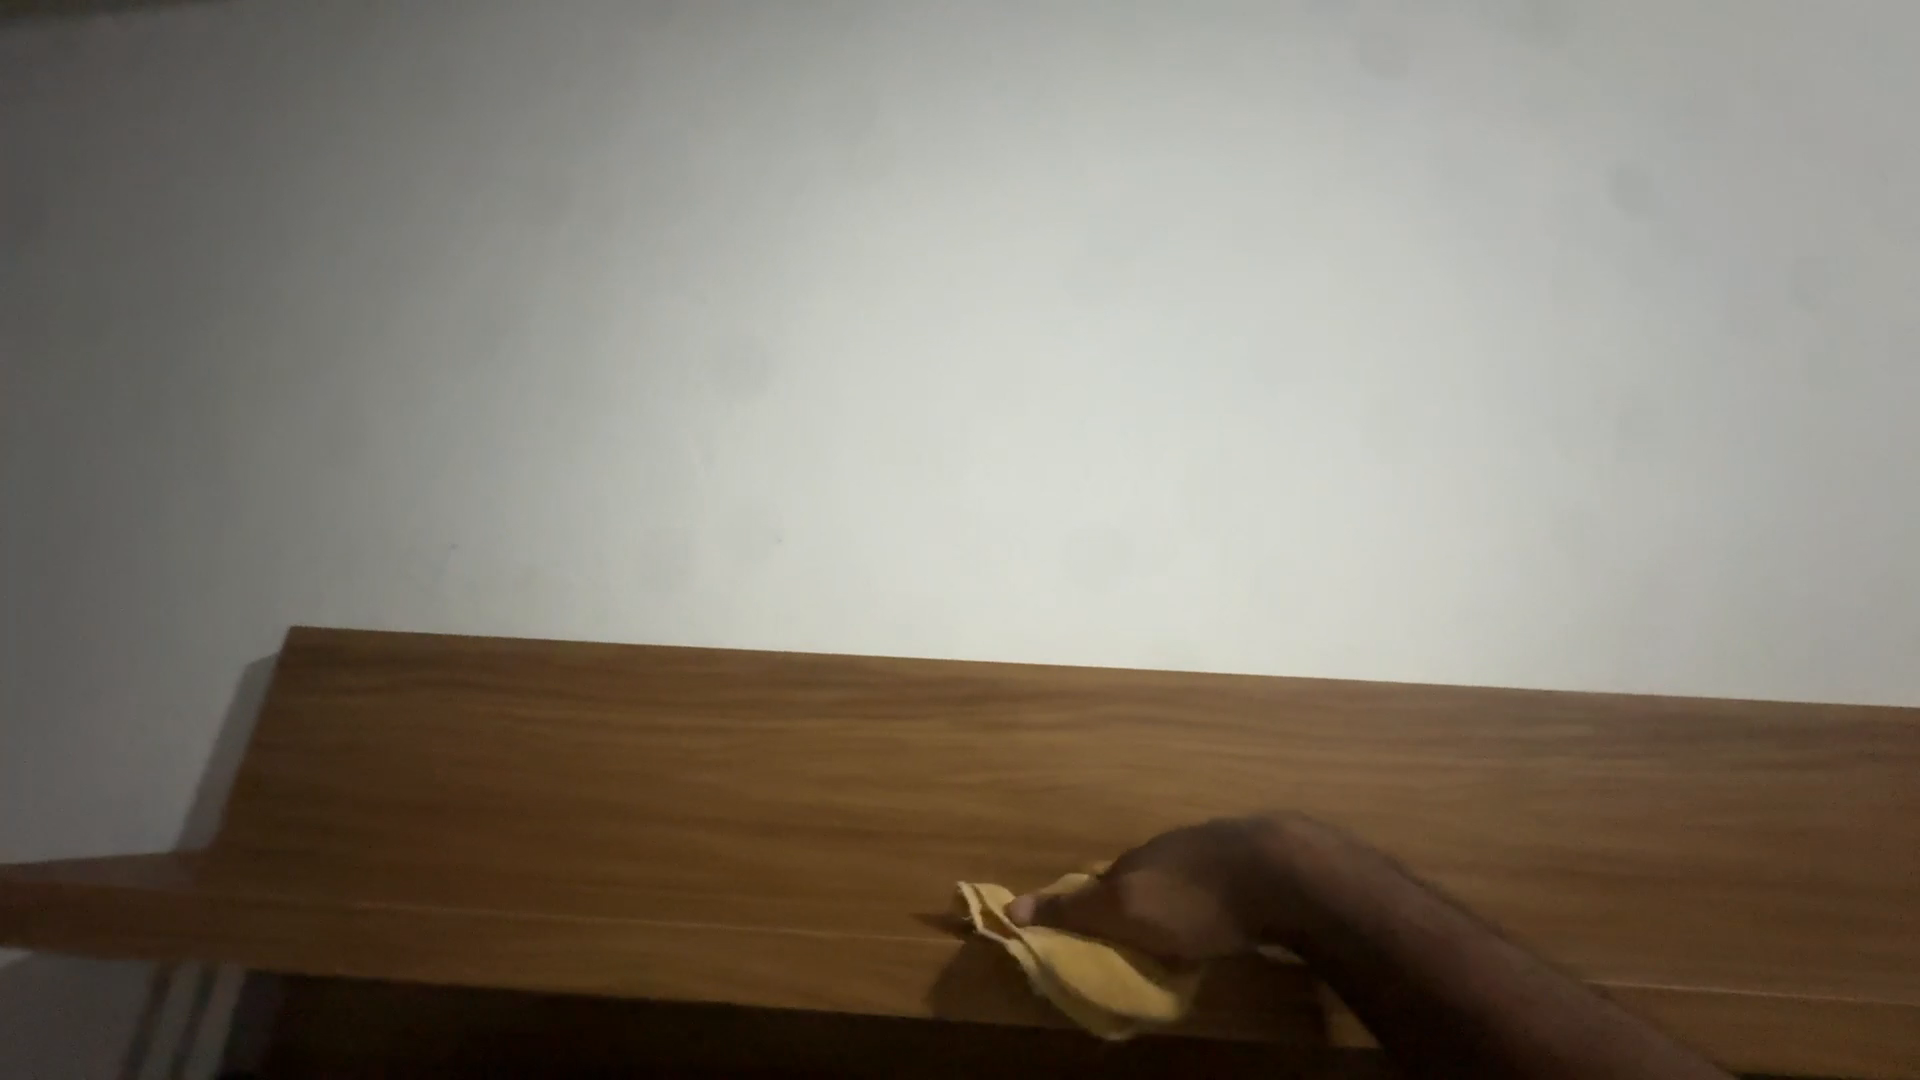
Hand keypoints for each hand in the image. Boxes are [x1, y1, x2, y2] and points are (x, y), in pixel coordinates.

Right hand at [1006, 813, 1301, 963]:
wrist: (1277, 871)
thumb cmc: (1194, 900)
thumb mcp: (1127, 912)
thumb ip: (1074, 909)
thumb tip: (1011, 907)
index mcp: (1135, 861)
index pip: (1099, 885)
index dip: (1090, 906)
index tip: (1088, 932)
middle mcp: (1165, 847)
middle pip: (1138, 877)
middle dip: (1131, 901)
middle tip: (1135, 937)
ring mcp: (1208, 847)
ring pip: (1177, 876)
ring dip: (1171, 899)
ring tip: (1179, 932)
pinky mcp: (1245, 859)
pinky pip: (1213, 880)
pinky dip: (1207, 898)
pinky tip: (1220, 915)